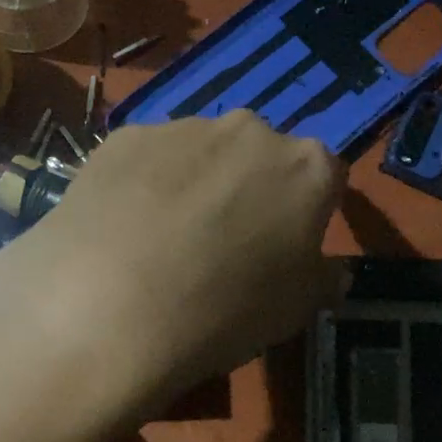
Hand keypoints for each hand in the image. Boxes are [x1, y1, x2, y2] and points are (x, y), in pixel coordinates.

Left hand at [0, 110, 346, 412]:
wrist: (110, 310)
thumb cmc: (223, 313)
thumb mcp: (294, 313)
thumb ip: (322, 280)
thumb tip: (332, 271)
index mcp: (307, 168)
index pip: (325, 179)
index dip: (306, 215)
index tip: (284, 248)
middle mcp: (250, 130)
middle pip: (261, 157)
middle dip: (250, 191)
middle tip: (223, 245)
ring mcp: (181, 128)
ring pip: (201, 154)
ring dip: (195, 185)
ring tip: (163, 242)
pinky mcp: (123, 138)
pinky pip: (147, 159)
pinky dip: (144, 185)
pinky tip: (124, 230)